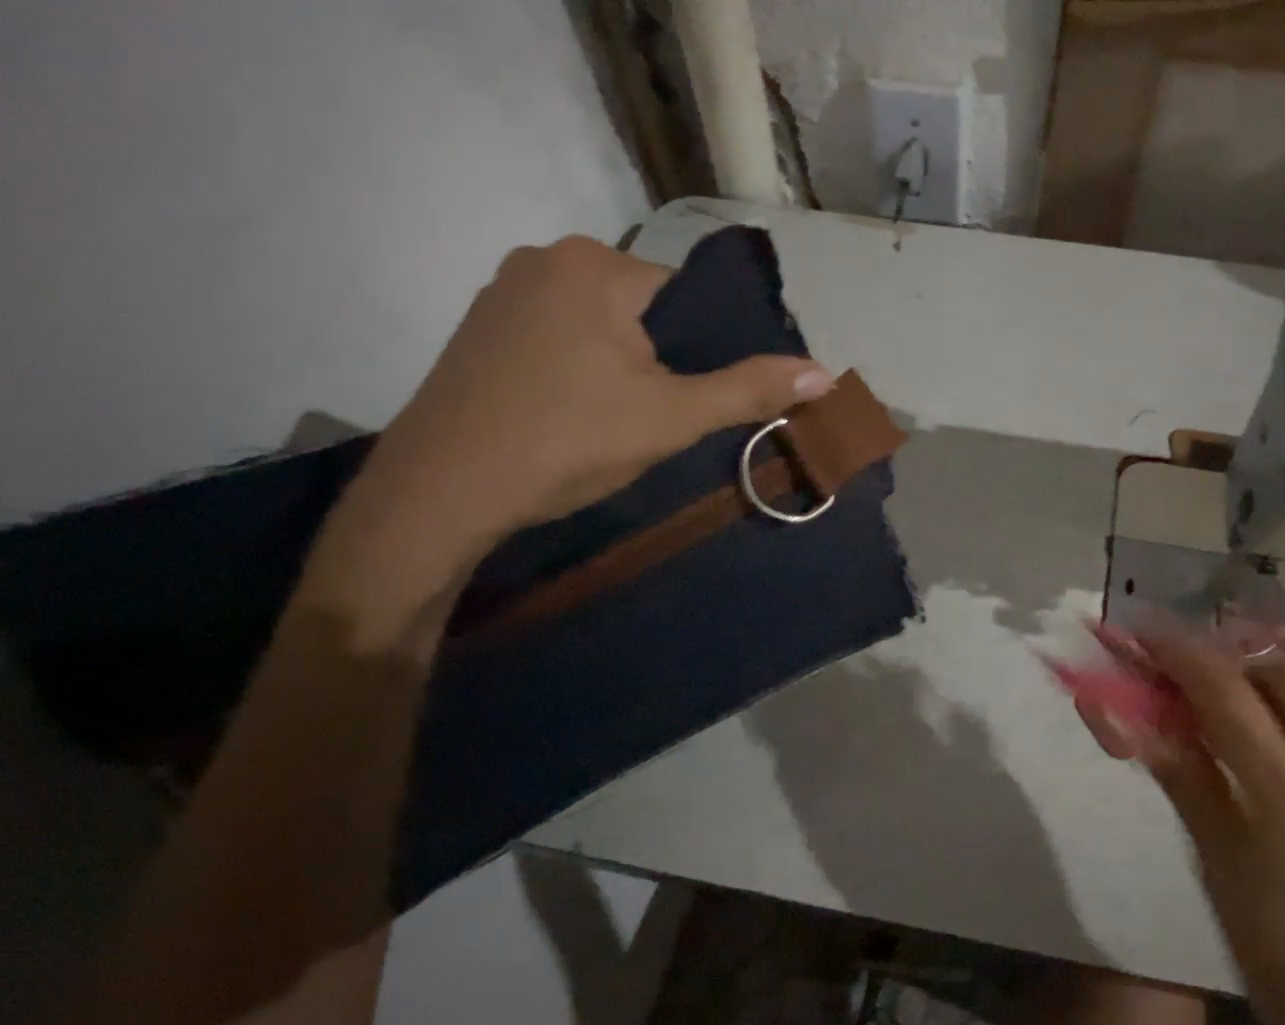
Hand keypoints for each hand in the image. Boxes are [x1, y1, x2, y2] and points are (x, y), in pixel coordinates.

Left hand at [348, 235, 833, 559]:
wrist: (442, 491)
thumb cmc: (566, 442)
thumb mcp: (671, 418)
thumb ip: (748, 390)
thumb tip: (826, 374)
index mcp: (596, 264)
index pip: (685, 297)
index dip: (703, 352)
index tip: (697, 401)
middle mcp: (544, 257)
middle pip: (642, 310)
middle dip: (659, 362)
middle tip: (654, 422)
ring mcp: (502, 291)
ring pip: (598, 327)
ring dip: (619, 369)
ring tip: (611, 426)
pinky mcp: (477, 329)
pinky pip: (556, 339)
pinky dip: (576, 372)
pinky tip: (569, 418)